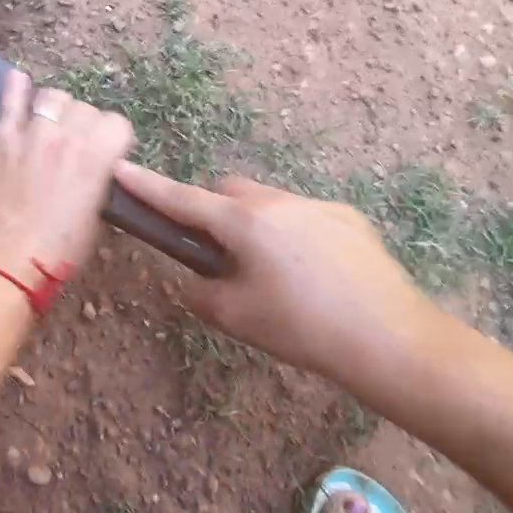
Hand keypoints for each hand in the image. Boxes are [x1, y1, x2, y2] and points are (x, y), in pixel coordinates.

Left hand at [0, 72, 134, 284]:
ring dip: (57, 107)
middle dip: (86, 123)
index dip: (115, 138)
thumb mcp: (94, 218)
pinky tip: (18, 79)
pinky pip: (10, 103)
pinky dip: (15, 88)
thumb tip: (97, 169)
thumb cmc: (56, 252)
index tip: (108, 153)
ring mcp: (31, 133)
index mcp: (97, 158)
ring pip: (52, 97)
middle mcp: (67, 137)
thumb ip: (98, 182)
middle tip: (77, 145)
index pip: (118, 124)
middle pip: (85, 108)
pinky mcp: (1, 138)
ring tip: (51, 123)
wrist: (4, 259)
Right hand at [112, 163, 444, 380]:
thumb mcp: (236, 317)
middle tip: (218, 255)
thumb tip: (198, 280)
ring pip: (266, 203)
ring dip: (255, 225)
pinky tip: (312, 278)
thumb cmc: (302, 329)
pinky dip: (291, 235)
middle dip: (213, 212)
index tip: (120, 169)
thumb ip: (201, 292)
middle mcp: (278, 201)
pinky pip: (302, 216)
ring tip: (272, 275)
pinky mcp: (349, 219)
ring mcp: (318, 206)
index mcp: (244, 222)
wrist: (393, 342)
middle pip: (227, 192)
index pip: (181, 199)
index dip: (147, 186)